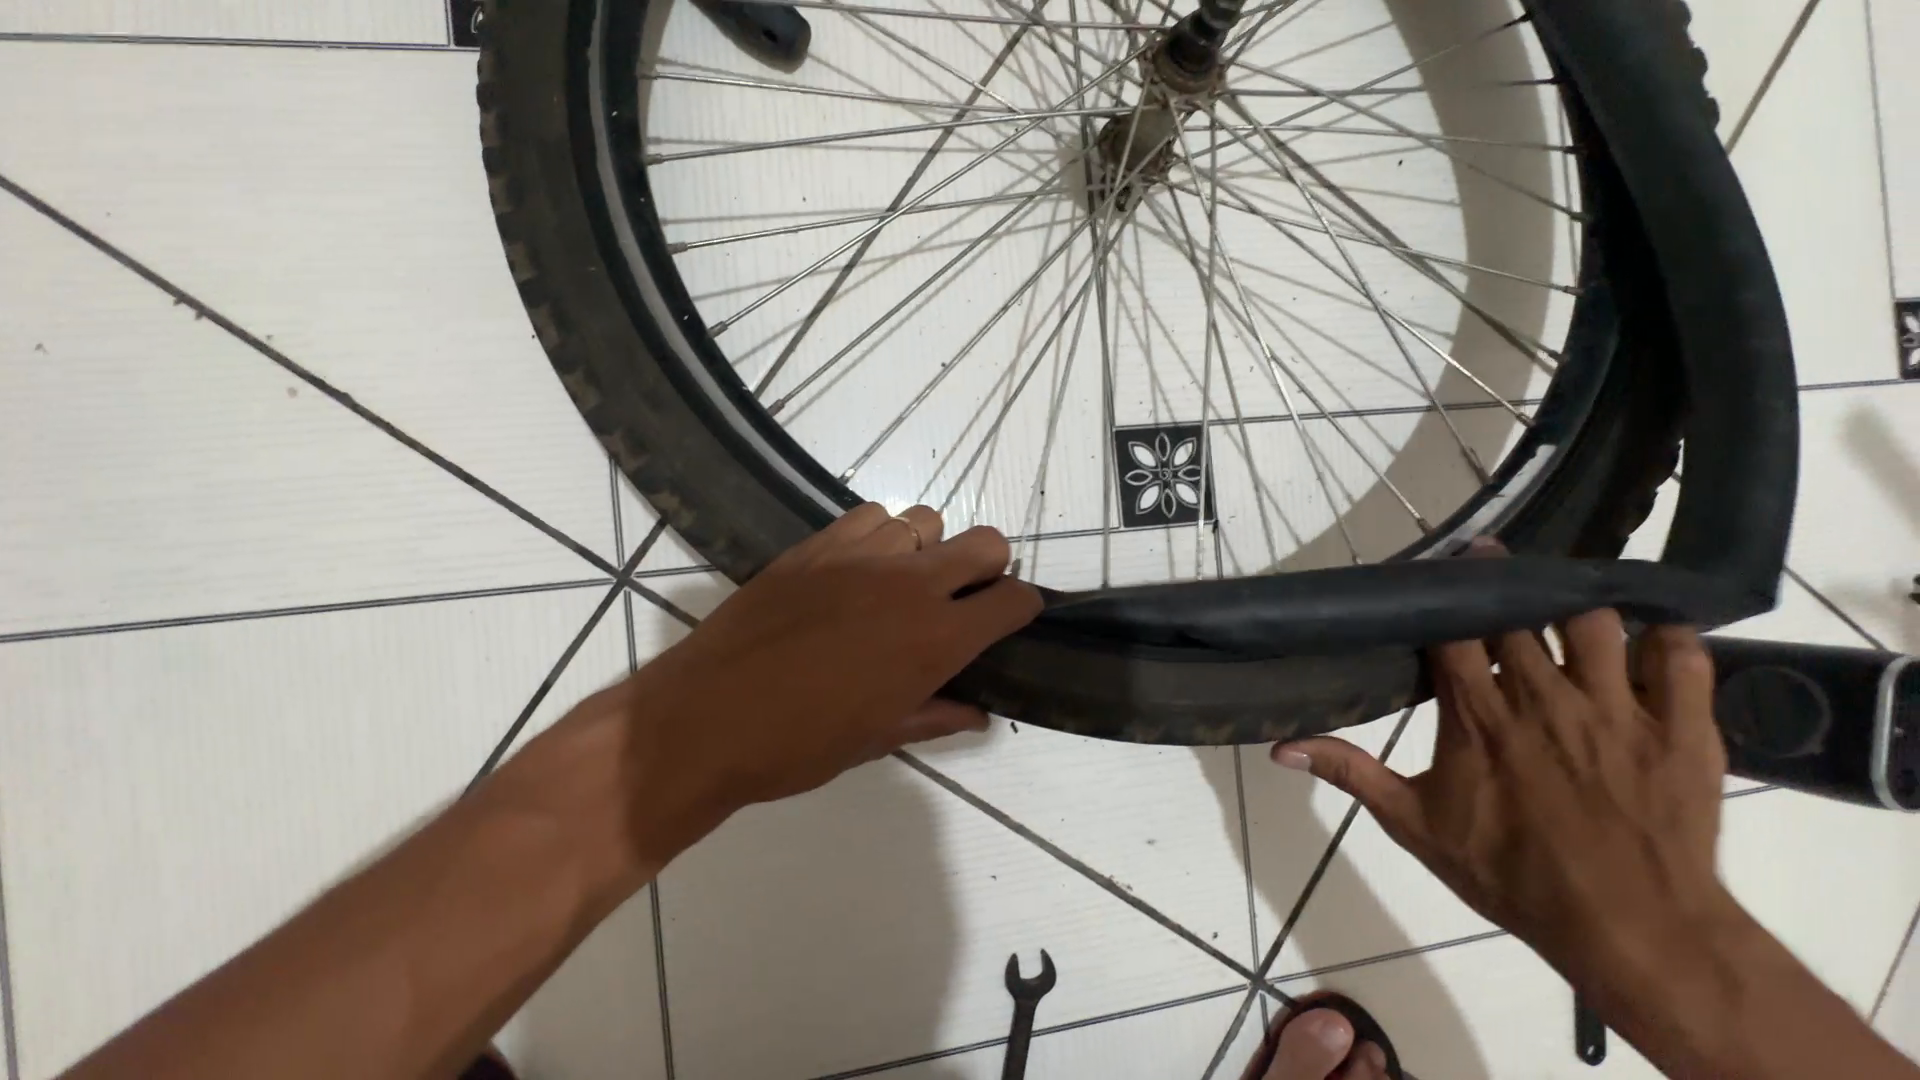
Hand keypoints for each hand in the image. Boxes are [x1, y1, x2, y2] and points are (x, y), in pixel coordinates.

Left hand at [553, 504, 1040, 863]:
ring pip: (926, 520)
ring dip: (929, 549)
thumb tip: (978, 713)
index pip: (1011, 600)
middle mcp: (910, 586)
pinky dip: (880, 534)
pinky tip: (858, 568)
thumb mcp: (876, 740)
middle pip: (986, 542)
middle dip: (990, 567)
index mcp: (935, 641)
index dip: (1022, 607)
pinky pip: (872, 516)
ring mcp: (861, 556)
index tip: (1012, 619)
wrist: (705, 718)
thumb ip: (935, 716)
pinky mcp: (816, 544)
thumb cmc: (797, 745)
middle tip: (963, 600)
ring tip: (902, 583)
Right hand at [1273, 610, 1730, 988]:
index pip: (1455, 631)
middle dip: (1505, 588)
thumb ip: (1351, 774)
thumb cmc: (1512, 873)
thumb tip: (1280, 749)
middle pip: (1521, 616)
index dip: (1448, 595)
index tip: (1444, 571)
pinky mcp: (1682, 727)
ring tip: (1566, 609)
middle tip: (1497, 573)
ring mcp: (1617, 709)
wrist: (1629, 929)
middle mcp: (1544, 698)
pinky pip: (1682, 656)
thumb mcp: (1415, 825)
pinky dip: (1667, 637)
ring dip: (1578, 610)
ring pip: (1596, 622)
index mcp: (1478, 716)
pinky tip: (1650, 636)